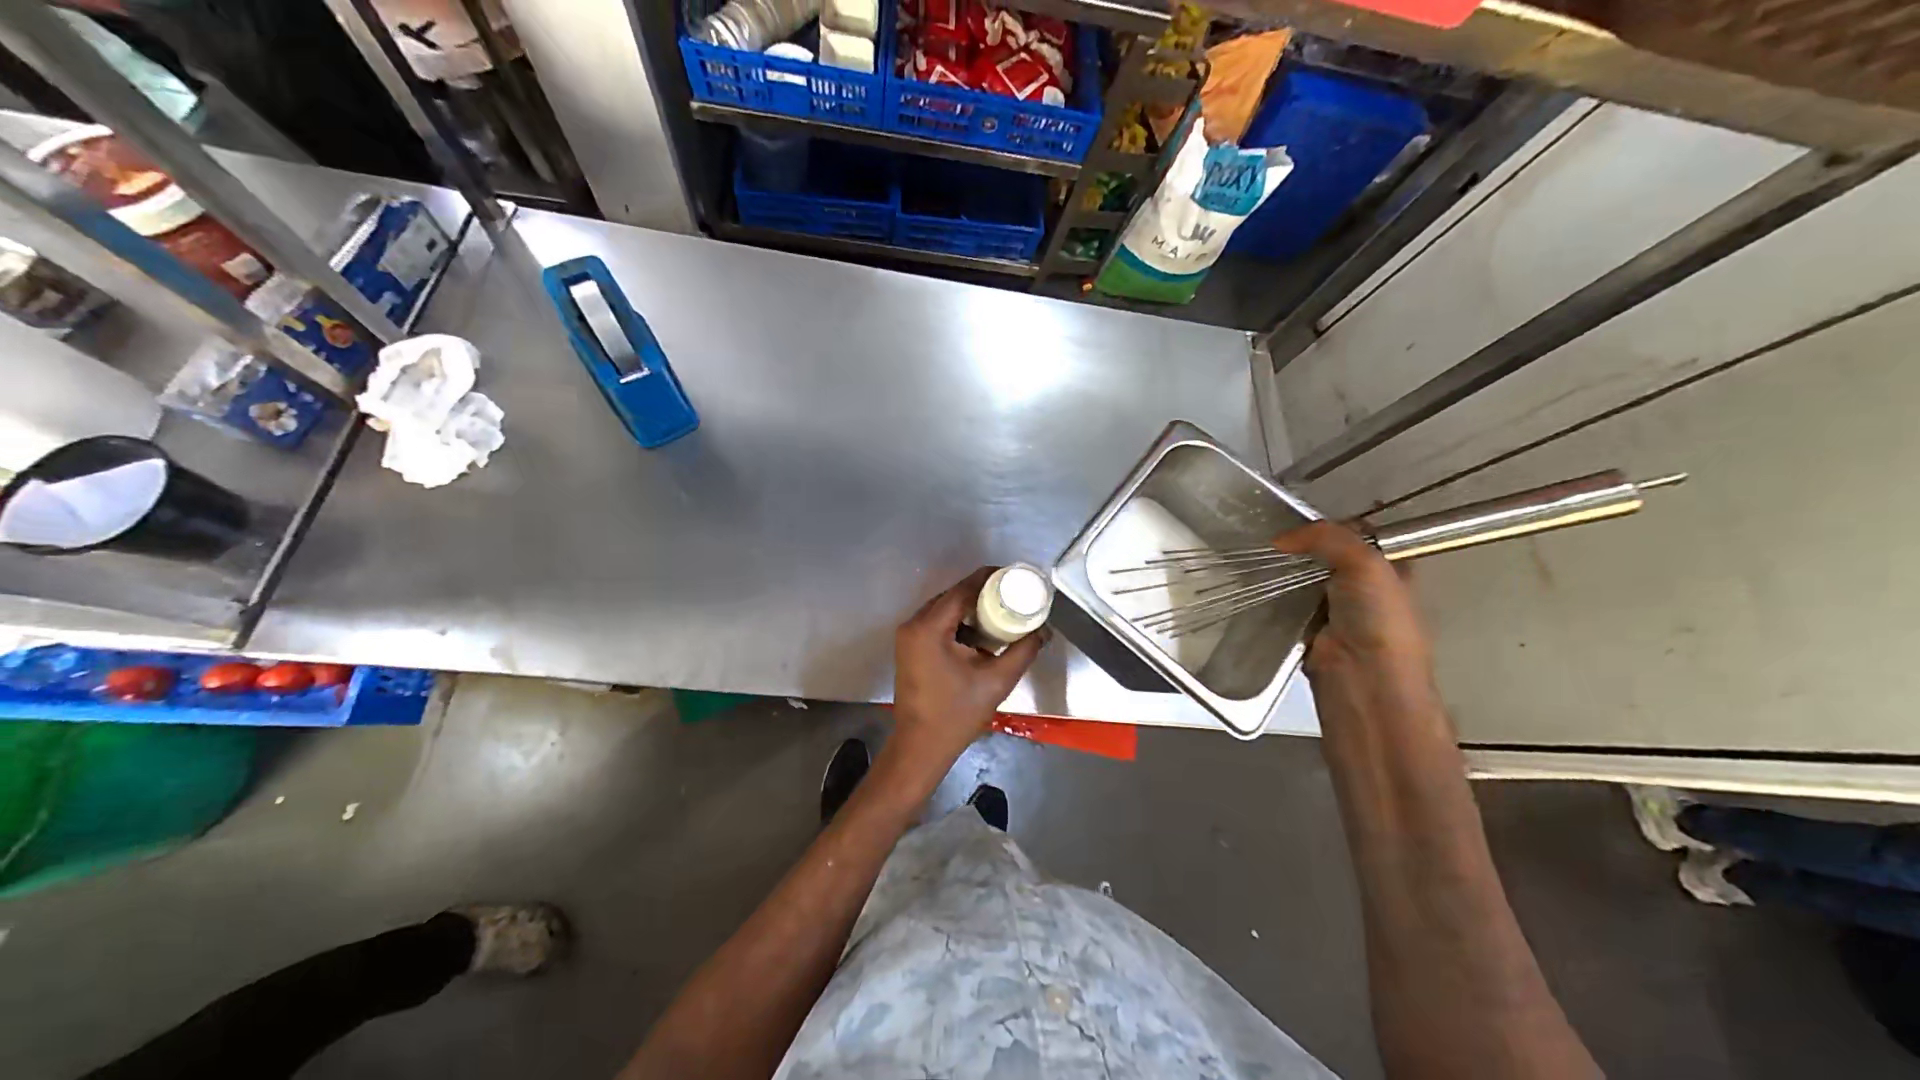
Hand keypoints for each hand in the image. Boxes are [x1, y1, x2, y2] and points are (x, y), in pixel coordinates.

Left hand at [888, 567, 1046, 781]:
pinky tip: (980, 631)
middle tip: (1013, 595)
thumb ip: (1023, 651)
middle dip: (982, 592)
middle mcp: (913, 624)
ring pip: (944, 608)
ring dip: (970, 608)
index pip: (963, 589)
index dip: (989, 578)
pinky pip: (937, 623)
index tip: (1014, 576)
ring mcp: (908, 636)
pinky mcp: (909, 647)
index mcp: (930, 628)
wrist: (921, 746)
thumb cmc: (957, 714)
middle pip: (952, 595)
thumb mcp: (996, 681)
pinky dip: (958, 622)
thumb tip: (1043, 631)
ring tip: (1001, 611)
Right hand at [1272, 521, 1432, 681]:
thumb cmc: (1379, 619)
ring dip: (1286, 573)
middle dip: (1304, 547)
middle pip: (1329, 556)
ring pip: (1306, 580)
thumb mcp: (1365, 563)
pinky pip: (1289, 606)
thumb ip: (1326, 538)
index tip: (1303, 518)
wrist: (1365, 679)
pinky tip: (1259, 586)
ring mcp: (1337, 611)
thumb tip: (1281, 539)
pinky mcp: (1310, 630)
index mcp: (1392, 568)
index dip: (1335, 524)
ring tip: (1260, 557)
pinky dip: (1275, 598)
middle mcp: (1366, 588)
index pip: (1362, 534)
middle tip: (1275, 537)